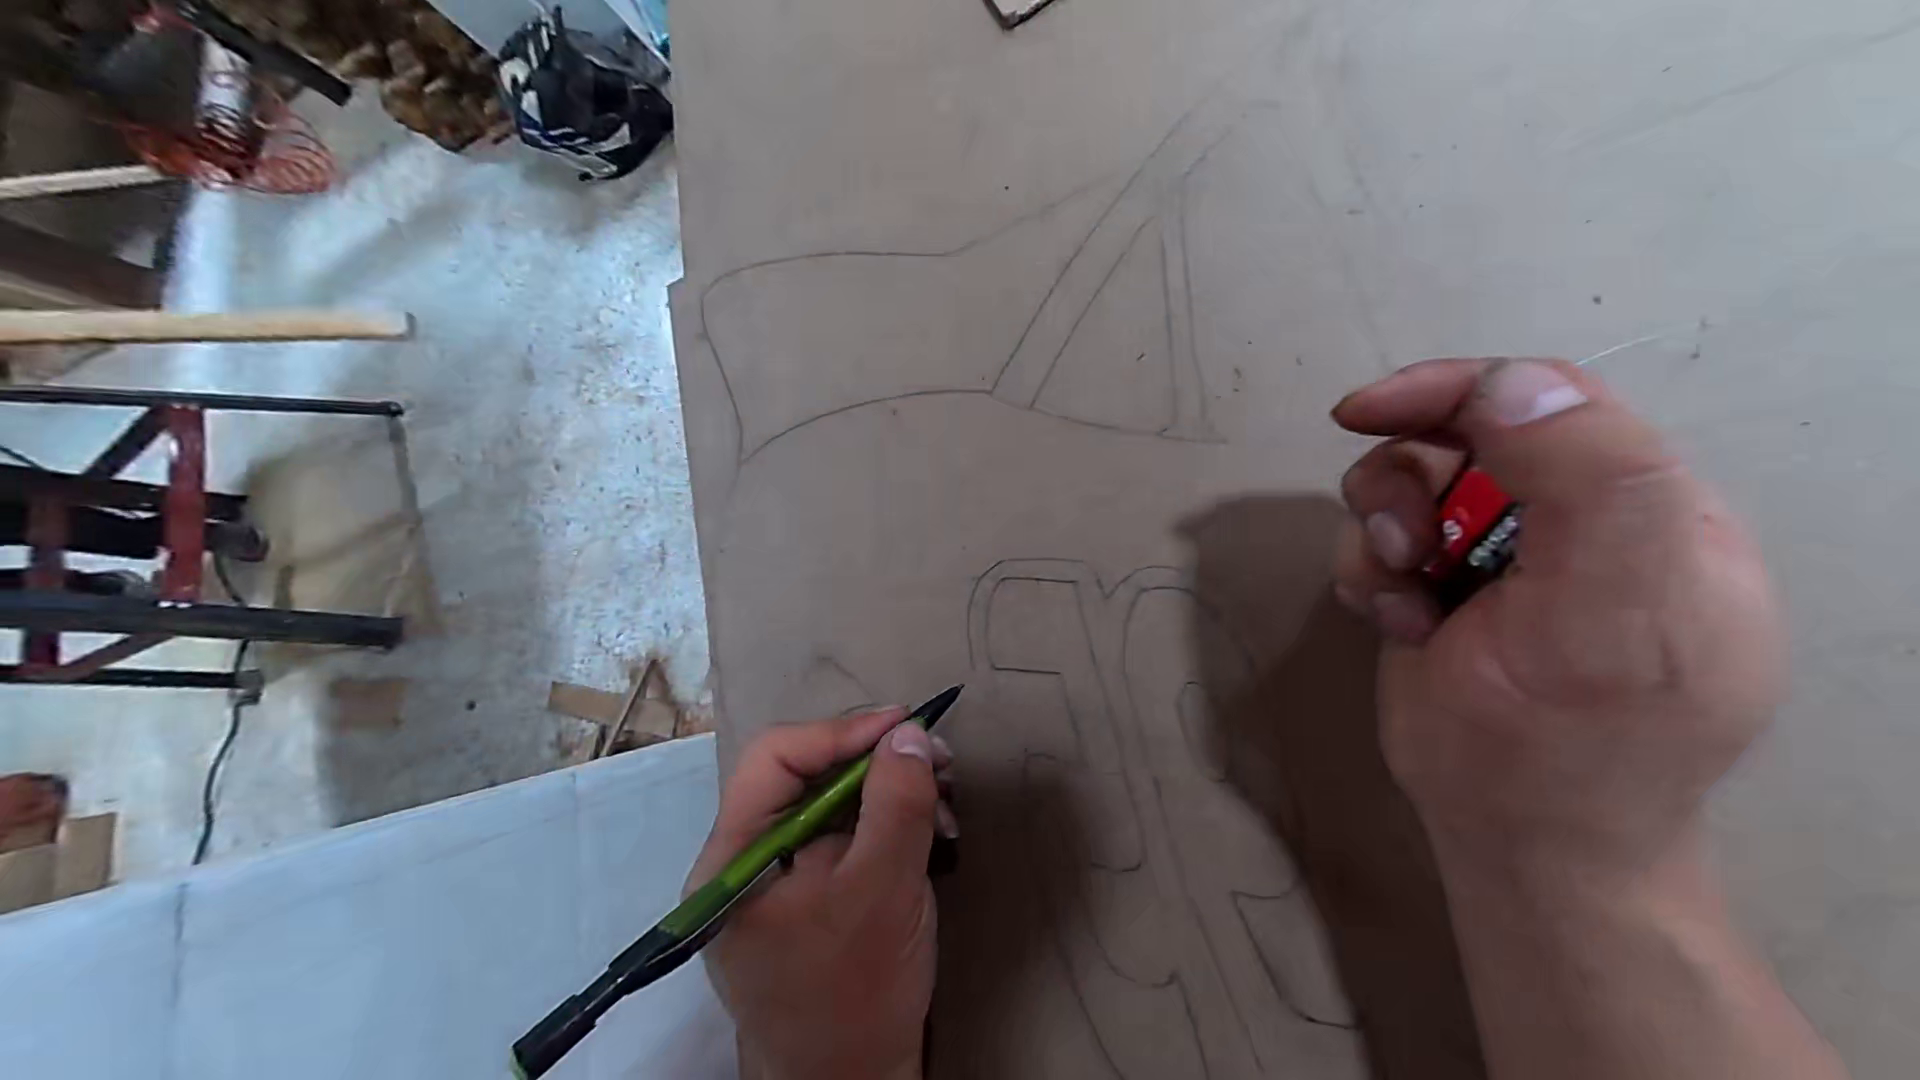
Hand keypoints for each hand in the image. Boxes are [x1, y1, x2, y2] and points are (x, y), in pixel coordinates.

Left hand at [690, 707, 955, 1079]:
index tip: (903, 723)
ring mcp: (785, 868)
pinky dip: (895, 817)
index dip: (841, 730)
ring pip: (837, 796)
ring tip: (946, 797)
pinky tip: (934, 827)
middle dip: (879, 759)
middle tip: (938, 758)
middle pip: (810, 772)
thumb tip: (909, 731)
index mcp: (736, 854)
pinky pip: (852, 827)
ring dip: (895, 787)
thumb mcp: (885, 890)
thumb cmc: (856, 993)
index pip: (776, 757)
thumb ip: (898, 804)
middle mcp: (752, 852)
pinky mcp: (817, 881)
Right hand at [1329, 358, 1784, 881]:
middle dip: (1403, 488)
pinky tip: (1396, 626)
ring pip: (1400, 492)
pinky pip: (1374, 545)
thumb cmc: (1575, 741)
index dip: (1450, 390)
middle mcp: (1564, 519)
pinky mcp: (1433, 587)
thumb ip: (1592, 484)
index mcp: (1642, 508)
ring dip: (1378, 539)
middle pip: (1453, 442)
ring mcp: (1492, 555)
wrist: (1517, 838)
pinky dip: (1368, 578)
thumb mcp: (1611, 614)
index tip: (1360, 412)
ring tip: (1399, 601)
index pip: (1545, 401)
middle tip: (1403, 549)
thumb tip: (1510, 385)